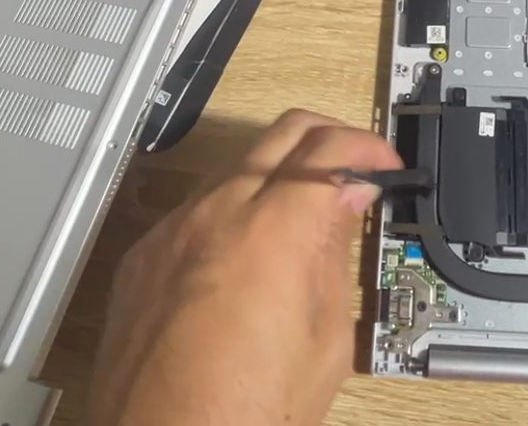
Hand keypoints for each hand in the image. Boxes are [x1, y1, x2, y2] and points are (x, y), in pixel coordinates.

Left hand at [85, 109, 400, 425]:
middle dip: (330, 137)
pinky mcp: (143, 254)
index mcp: (271, 231)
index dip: (368, 147)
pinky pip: (198, 207)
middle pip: (286, 129)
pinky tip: (248, 255)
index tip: (384, 164)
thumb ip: (335, 255)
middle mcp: (217, 212)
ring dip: (280, 171)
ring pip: (240, 163)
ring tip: (304, 216)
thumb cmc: (244, 418)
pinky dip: (235, 210)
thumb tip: (346, 204)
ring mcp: (173, 229)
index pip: (329, 147)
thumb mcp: (326, 345)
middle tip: (354, 169)